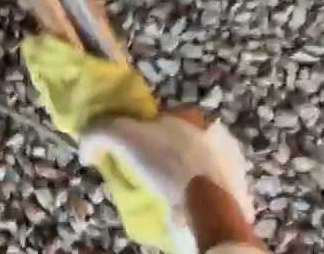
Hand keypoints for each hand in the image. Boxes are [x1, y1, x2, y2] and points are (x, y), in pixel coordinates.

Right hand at [77, 109, 262, 253]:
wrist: (210, 207)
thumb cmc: (167, 160)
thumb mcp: (122, 135)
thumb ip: (98, 132)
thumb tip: (85, 149)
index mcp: (191, 115)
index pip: (158, 115)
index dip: (139, 127)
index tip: (129, 145)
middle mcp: (216, 134)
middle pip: (175, 139)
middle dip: (158, 151)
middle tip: (141, 168)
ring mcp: (230, 166)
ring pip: (192, 164)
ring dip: (176, 174)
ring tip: (158, 190)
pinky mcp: (238, 194)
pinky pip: (206, 189)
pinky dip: (192, 193)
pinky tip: (178, 203)